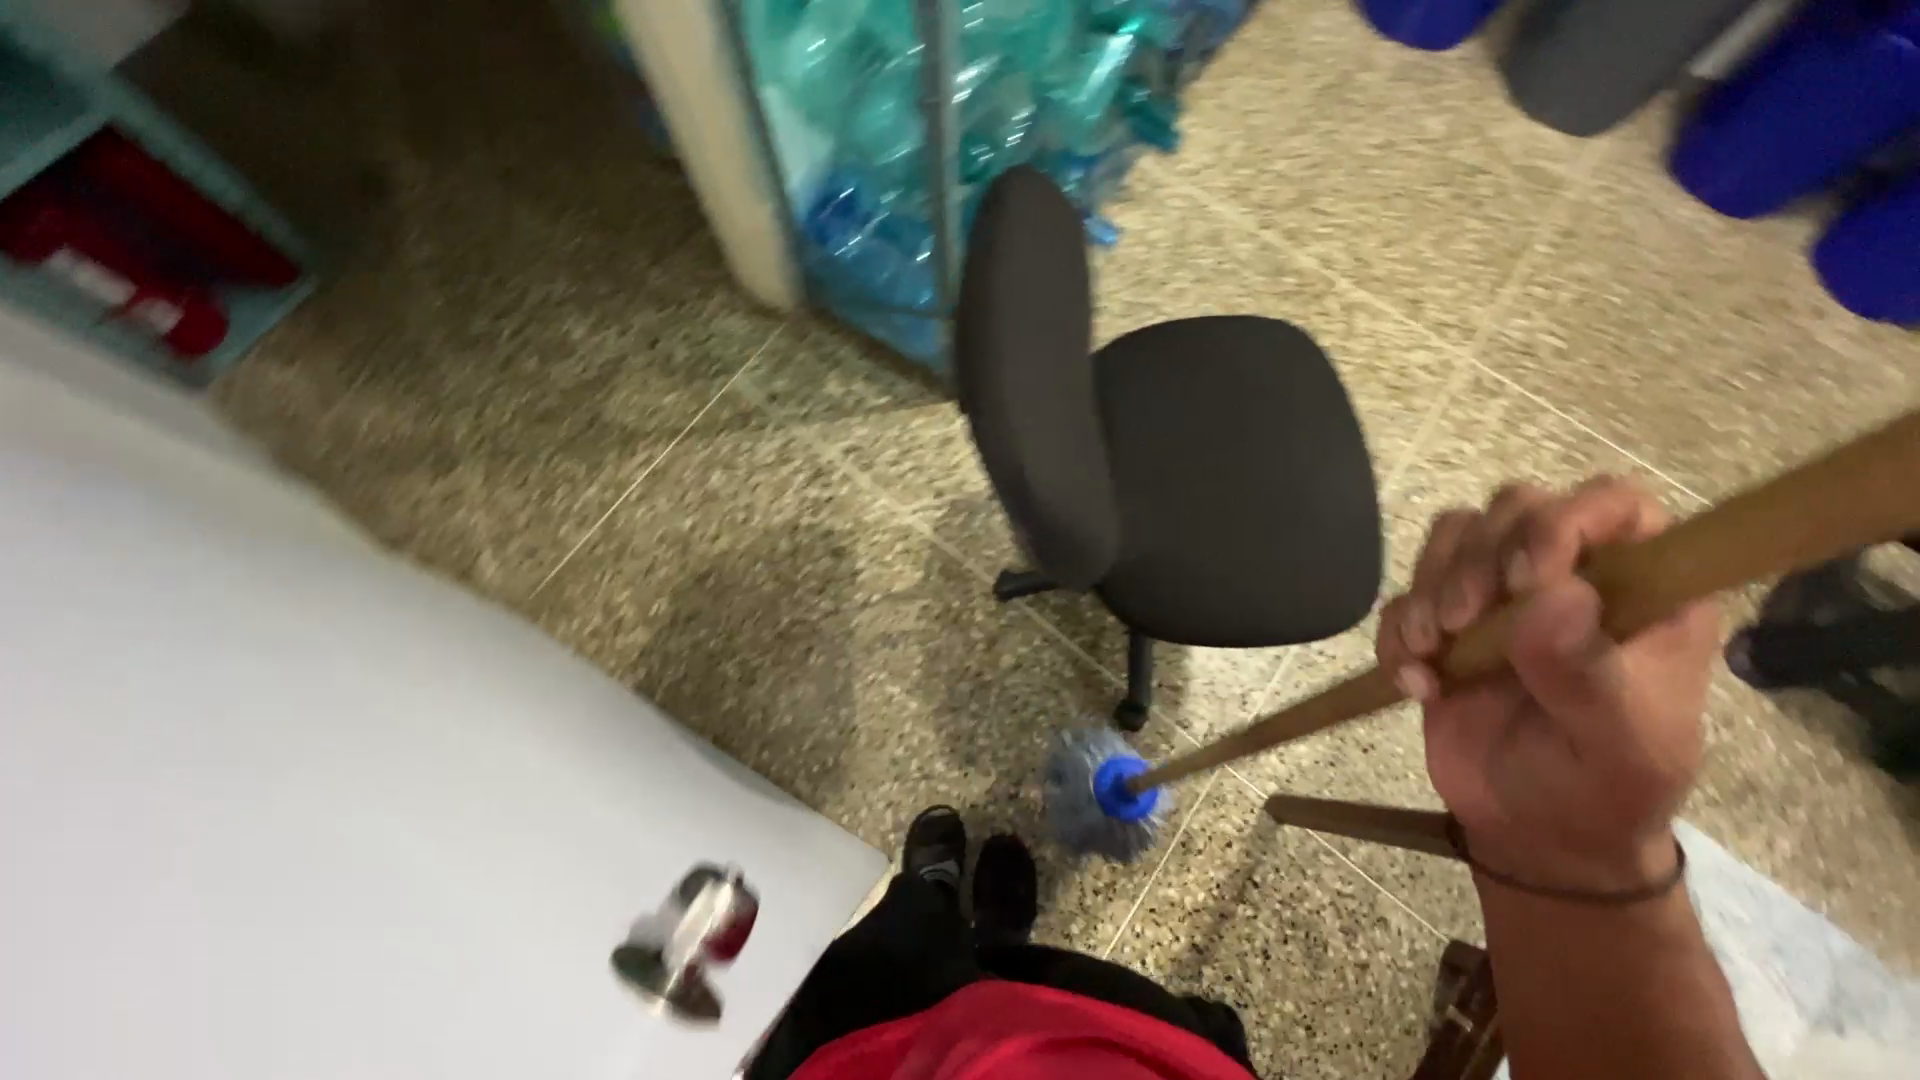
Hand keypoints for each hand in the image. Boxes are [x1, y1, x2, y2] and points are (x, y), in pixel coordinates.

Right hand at [1376, 477, 1720, 892]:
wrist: (1538, 834)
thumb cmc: (1605, 788)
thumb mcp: (1620, 744)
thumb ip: (1587, 673)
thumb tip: (1555, 595)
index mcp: (1641, 592)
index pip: (1614, 505)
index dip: (1565, 521)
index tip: (1526, 579)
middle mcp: (1570, 579)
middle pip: (1515, 509)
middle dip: (1477, 559)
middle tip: (1465, 623)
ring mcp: (1500, 600)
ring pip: (1453, 538)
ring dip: (1429, 589)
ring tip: (1433, 652)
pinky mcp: (1443, 628)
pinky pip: (1403, 598)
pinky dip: (1396, 636)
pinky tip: (1415, 686)